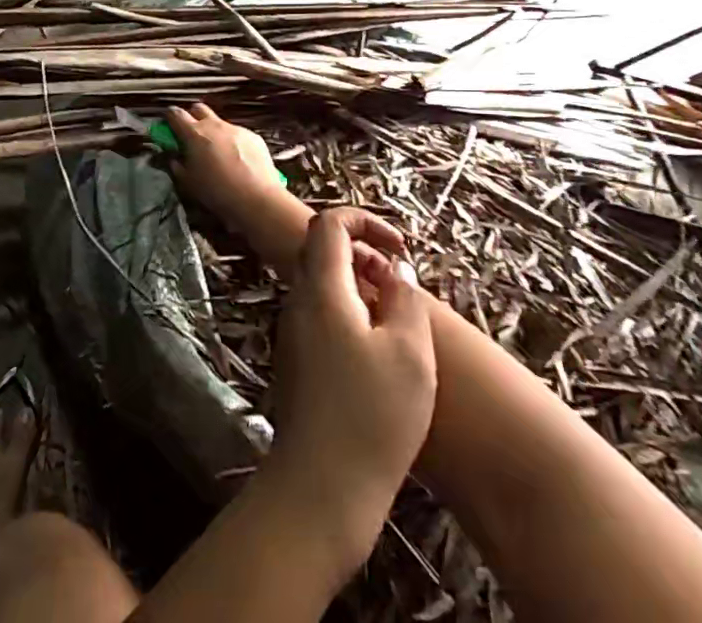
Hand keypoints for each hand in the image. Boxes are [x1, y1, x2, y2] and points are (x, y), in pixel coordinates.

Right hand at [165, 104, 286, 227]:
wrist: (257, 199)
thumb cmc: (216, 191)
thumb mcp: (187, 182)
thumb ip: (176, 165)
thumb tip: (172, 156)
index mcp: (194, 134)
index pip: (175, 113)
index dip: (169, 117)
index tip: (167, 125)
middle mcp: (215, 125)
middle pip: (198, 108)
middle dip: (192, 117)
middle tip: (191, 136)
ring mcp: (236, 129)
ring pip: (220, 123)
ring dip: (214, 133)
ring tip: (218, 155)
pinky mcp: (254, 137)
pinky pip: (237, 134)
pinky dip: (232, 143)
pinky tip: (237, 161)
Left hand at [270, 208, 435, 519]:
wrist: (323, 481)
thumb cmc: (374, 414)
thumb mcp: (410, 352)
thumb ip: (405, 298)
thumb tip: (394, 269)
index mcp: (320, 291)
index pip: (327, 224)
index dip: (365, 220)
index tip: (401, 248)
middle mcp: (296, 303)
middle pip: (320, 251)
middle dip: (363, 253)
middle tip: (399, 285)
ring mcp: (291, 331)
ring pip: (320, 284)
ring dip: (358, 284)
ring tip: (396, 319)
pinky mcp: (295, 358)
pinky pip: (319, 314)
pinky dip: (348, 311)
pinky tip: (377, 349)